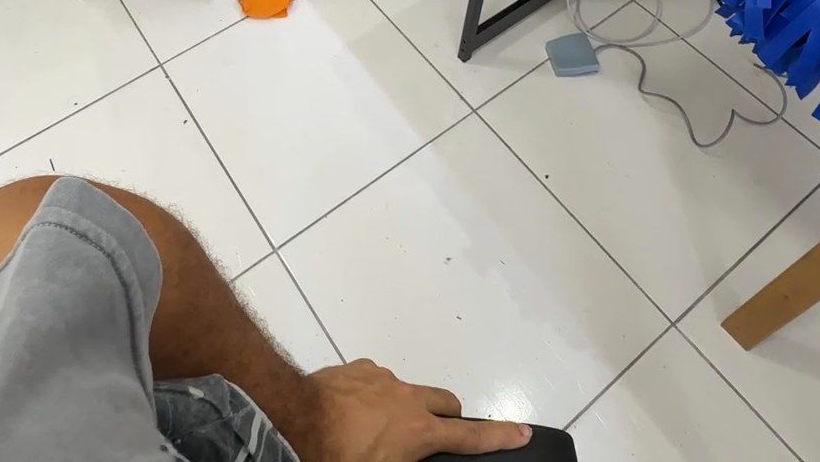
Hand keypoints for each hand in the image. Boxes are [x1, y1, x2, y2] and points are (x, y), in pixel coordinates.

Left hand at [294, 359, 533, 460]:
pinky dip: (378, 394)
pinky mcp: (358, 367)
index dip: (500, 437)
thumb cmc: (338, 458)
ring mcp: (382, 377)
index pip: (470, 437)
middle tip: (437, 438)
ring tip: (379, 430)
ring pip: (409, 390)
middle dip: (450, 418)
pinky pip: (378, 380)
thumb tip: (412, 456)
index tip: (524, 432)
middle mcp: (407, 398)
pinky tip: (356, 412)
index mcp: (418, 431)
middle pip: (446, 403)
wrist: (295, 419)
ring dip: (407, 407)